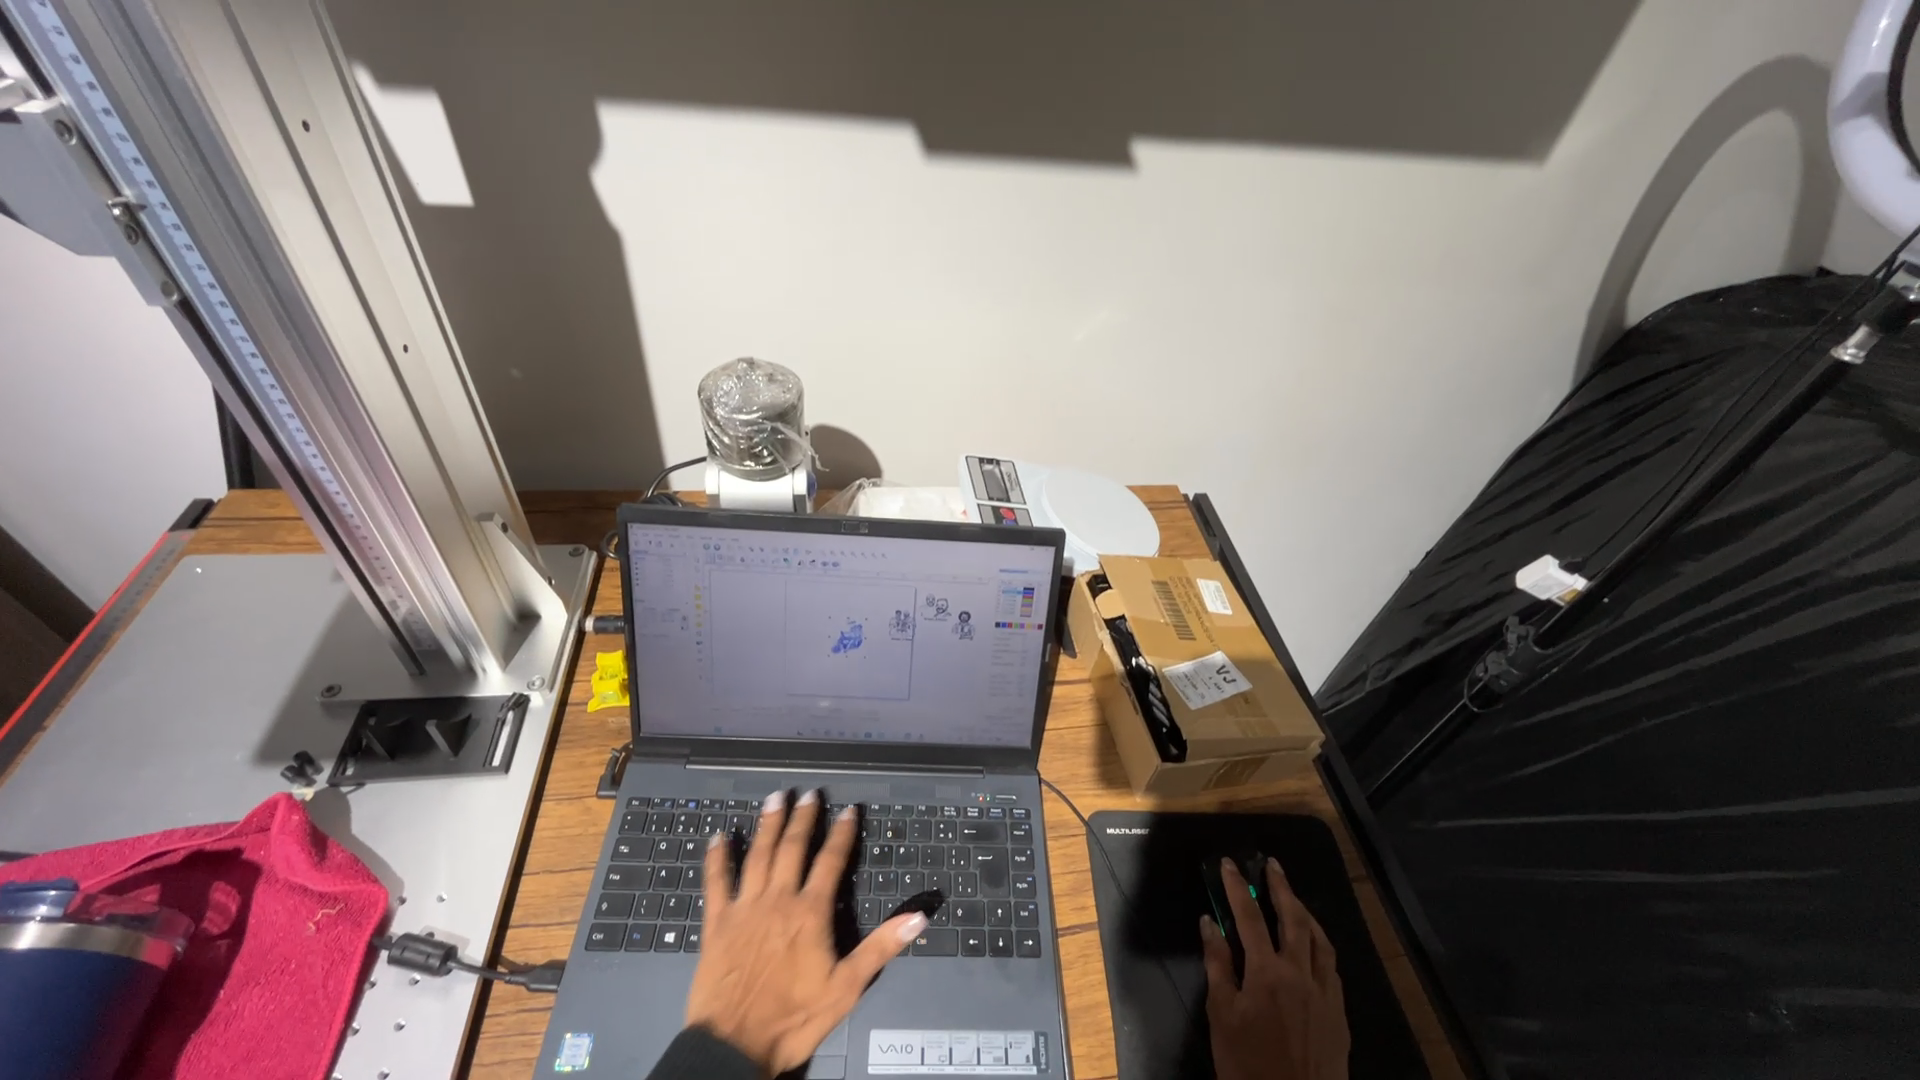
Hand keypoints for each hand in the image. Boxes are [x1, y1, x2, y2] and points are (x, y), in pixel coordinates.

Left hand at [687, 789, 926, 1076]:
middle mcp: (777, 900)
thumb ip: (881, 947)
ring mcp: (744, 908)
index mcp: (810, 912)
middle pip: (792, 848)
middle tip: (809, 792)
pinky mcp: (716, 923)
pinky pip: (715, 882)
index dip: (842, 833)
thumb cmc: (793, 1019)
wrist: (734, 1045)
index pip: (831, 861)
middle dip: (803, 818)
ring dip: (767, 824)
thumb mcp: (847, 987)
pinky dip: (717, 857)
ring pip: (757, 855)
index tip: (850, 810)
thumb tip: (919, 917)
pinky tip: (718, 836)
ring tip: (775, 798)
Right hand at [1200, 857, 1348, 1079]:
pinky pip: (1332, 967)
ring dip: (1305, 912)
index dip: (1238, 887)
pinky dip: (1320, 945)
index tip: (1229, 863)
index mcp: (1267, 972)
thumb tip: (1210, 923)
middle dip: (1280, 888)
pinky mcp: (1339, 1014)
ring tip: (1293, 897)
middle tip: (1271, 865)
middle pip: (1293, 919)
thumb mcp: (1221, 1016)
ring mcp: (1325, 994)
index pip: (1250, 917)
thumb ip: (1218, 966)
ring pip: (1320, 940)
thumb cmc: (1247, 1066)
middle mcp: (1301, 974)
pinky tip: (1314, 946)